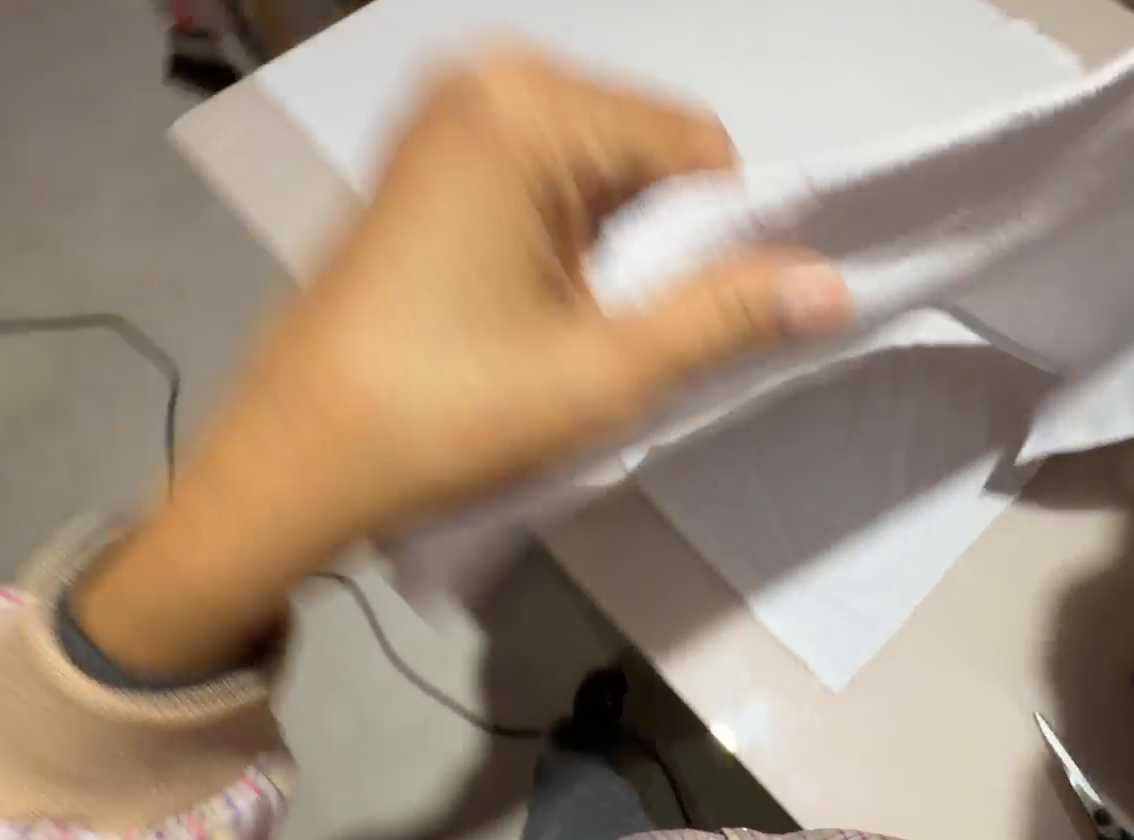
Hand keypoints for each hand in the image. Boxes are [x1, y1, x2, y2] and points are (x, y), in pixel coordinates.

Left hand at [75, 47, 851, 674]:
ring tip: (568, 335)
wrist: (299, 463)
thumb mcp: (604, 373)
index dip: (723, 239)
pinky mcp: (422, 167)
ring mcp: (441, 120)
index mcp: (528, 107)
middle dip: (659, 248)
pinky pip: (537, 187)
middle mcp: (481, 81)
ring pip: (593, 175)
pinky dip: (563, 246)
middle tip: (618, 340)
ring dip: (611, 255)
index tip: (693, 324)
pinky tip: (531, 313)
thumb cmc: (449, 416)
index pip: (697, 146)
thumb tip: (835, 287)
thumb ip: (724, 318)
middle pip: (643, 153)